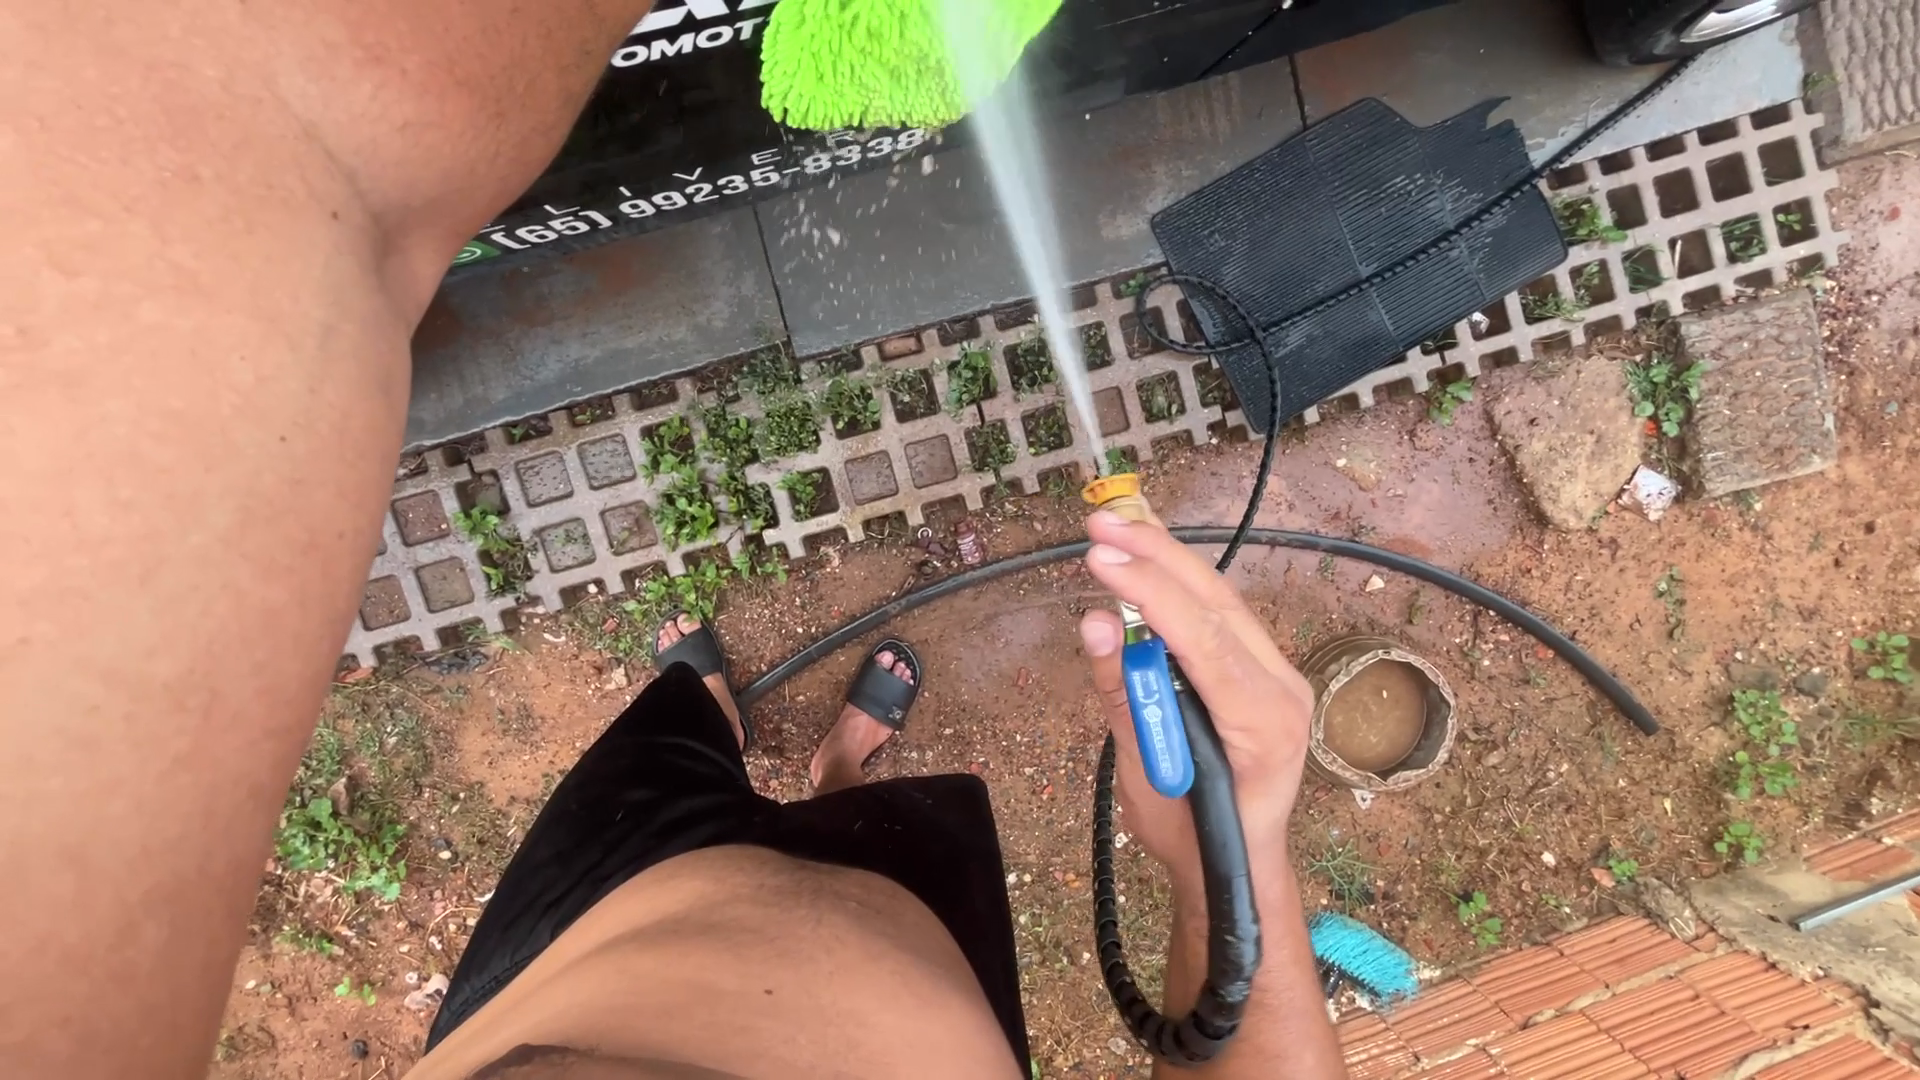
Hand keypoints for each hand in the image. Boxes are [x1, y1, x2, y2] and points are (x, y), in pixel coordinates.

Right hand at [1078, 511, 1314, 893]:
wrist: (1234, 863)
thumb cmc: (1189, 833)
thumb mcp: (1144, 770)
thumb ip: (1123, 691)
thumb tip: (1094, 621)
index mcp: (1264, 719)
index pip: (1203, 636)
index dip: (1148, 589)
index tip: (1098, 555)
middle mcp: (1281, 685)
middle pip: (1217, 601)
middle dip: (1156, 554)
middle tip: (1101, 523)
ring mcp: (1277, 673)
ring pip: (1219, 599)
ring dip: (1165, 559)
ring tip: (1115, 529)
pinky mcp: (1260, 669)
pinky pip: (1217, 615)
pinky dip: (1176, 584)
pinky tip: (1146, 561)